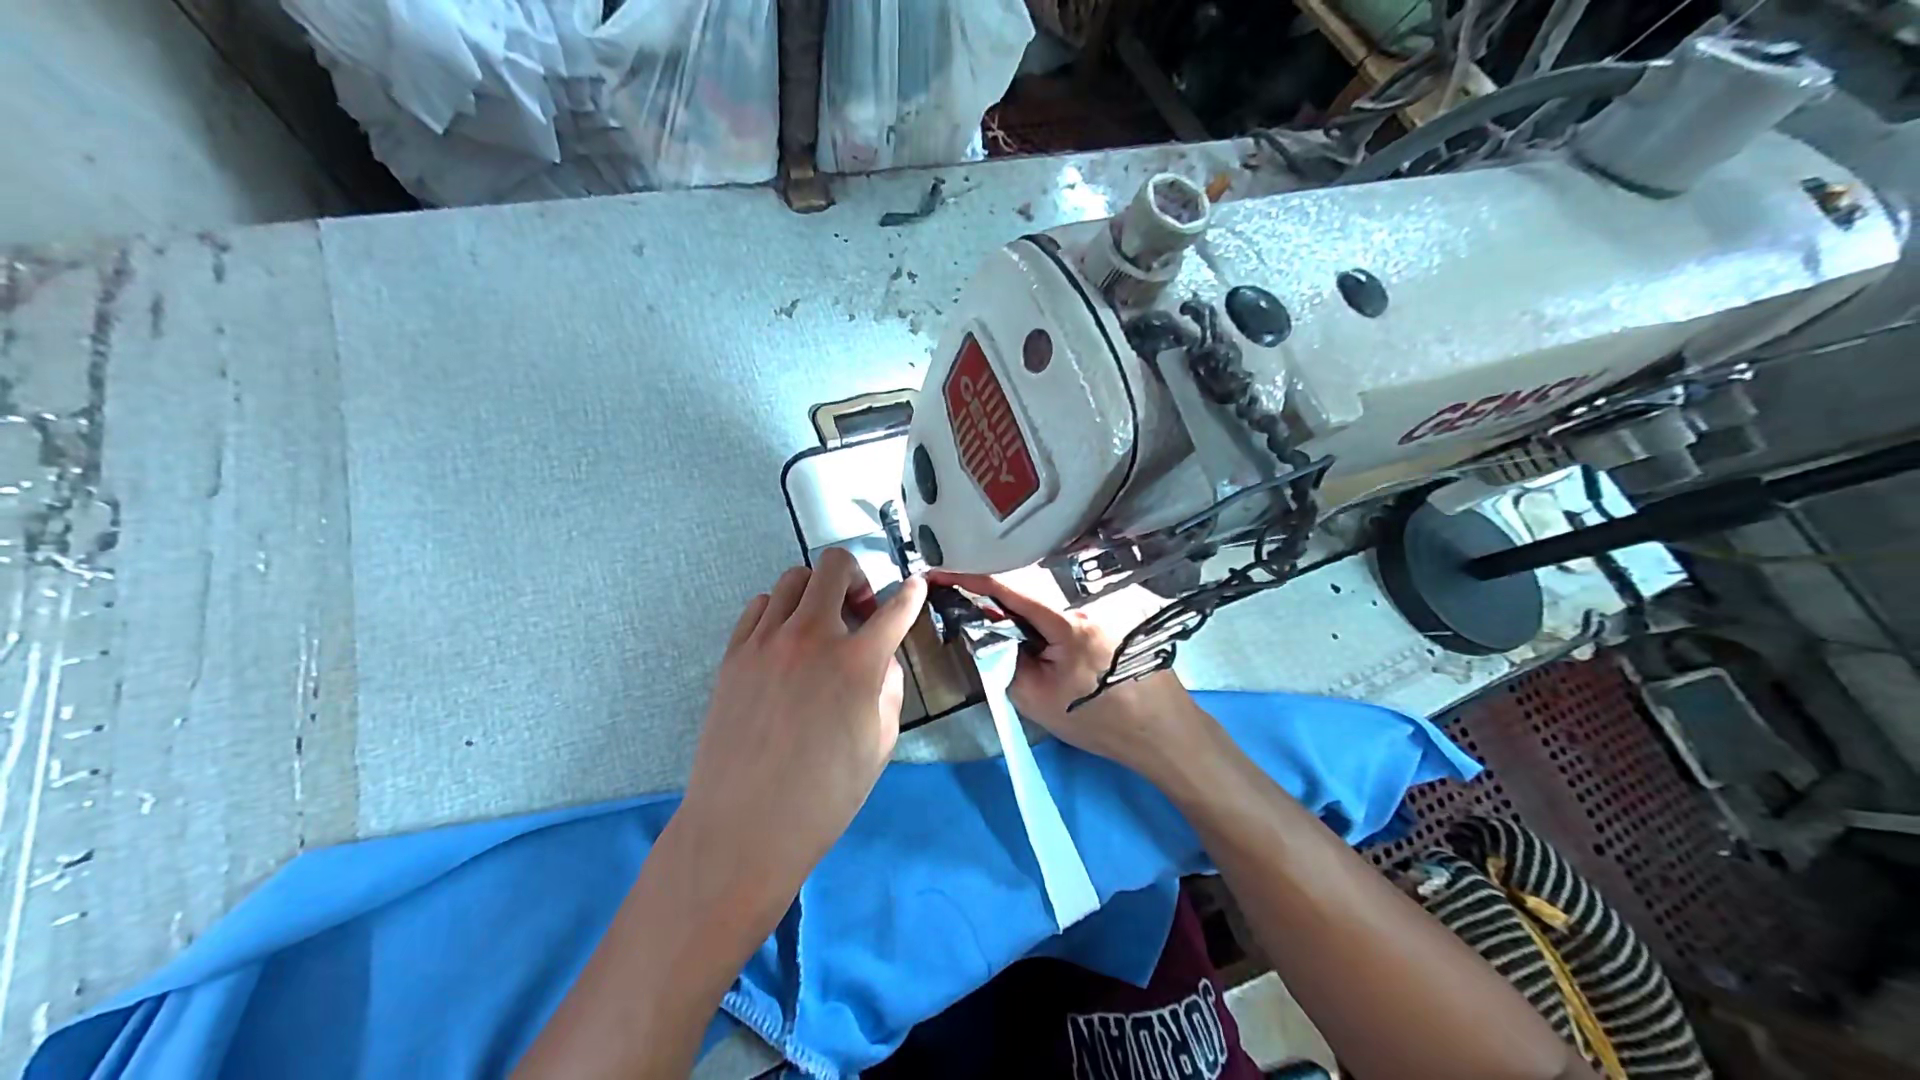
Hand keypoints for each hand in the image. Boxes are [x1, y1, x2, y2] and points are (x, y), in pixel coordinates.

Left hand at [678, 549, 926, 890]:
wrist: (745, 826)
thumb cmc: (825, 795)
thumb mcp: (879, 743)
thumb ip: (886, 688)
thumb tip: (879, 658)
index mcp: (857, 663)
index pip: (895, 608)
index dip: (911, 594)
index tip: (914, 586)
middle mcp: (811, 637)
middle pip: (834, 566)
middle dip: (856, 576)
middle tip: (859, 610)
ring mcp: (766, 642)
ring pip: (793, 579)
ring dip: (816, 592)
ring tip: (820, 625)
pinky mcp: (734, 654)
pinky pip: (759, 606)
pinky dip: (779, 610)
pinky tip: (784, 640)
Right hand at [927, 567, 1212, 774]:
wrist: (1163, 731)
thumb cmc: (1099, 722)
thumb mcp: (1037, 698)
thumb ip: (1002, 658)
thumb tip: (982, 626)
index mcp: (1070, 620)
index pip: (1008, 586)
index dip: (969, 577)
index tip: (938, 573)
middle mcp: (1094, 595)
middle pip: (1030, 580)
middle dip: (997, 591)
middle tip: (970, 604)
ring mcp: (1115, 593)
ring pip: (1051, 585)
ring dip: (1023, 596)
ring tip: (1004, 616)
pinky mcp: (1126, 599)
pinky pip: (1073, 592)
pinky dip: (1048, 601)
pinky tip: (1044, 625)